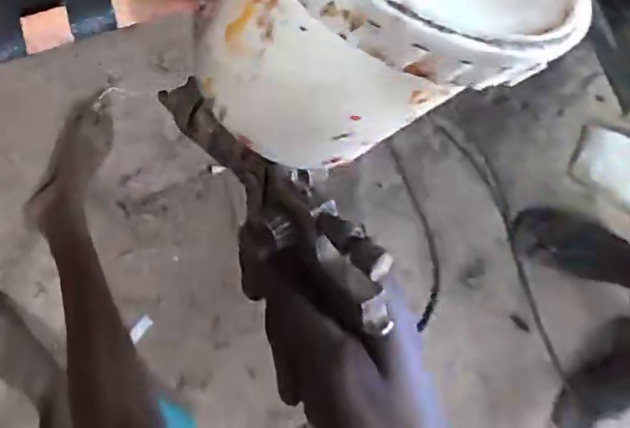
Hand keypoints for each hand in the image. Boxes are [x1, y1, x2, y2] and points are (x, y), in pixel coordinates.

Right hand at [244, 234, 446, 427]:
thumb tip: (252, 235)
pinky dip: (298, 350)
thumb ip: (290, 295)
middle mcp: (366, 278)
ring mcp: (362, 307)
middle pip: (298, 258)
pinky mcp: (355, 334)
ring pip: (298, 291)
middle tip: (276, 342)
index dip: (272, 240)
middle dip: (279, 301)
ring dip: (286, 334)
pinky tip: (302, 386)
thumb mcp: (329, 358)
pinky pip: (310, 321)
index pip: (308, 220)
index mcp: (370, 271)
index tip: (253, 283)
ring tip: (295, 381)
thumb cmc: (377, 422)